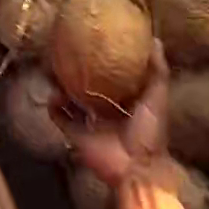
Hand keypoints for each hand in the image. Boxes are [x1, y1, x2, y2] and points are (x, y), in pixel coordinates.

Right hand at [64, 41, 172, 186]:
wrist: (136, 169)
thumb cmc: (150, 132)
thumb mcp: (156, 98)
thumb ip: (157, 71)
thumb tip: (155, 39)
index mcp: (125, 102)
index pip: (113, 78)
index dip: (104, 63)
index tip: (96, 45)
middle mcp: (105, 110)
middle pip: (89, 88)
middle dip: (80, 74)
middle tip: (69, 55)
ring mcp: (89, 123)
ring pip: (71, 101)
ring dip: (63, 88)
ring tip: (55, 71)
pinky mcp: (76, 135)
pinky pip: (61, 119)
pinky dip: (54, 108)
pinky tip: (52, 95)